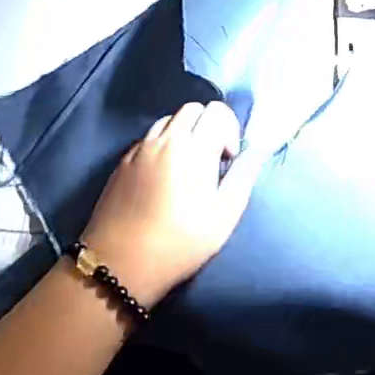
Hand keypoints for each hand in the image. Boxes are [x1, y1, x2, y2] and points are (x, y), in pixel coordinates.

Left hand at [80, 101, 258, 304]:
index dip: (230, 130)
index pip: (217, 112)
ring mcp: (139, 149)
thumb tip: (256, 151)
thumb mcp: (224, 216)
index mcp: (194, 149)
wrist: (118, 265)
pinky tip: (163, 177)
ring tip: (187, 169)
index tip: (227, 161)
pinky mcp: (121, 162)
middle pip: (192, 109)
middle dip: (208, 126)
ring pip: (168, 120)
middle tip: (210, 161)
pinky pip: (148, 138)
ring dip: (184, 134)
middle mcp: (165, 140)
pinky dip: (162, 145)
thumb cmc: (178, 243)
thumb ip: (243, 176)